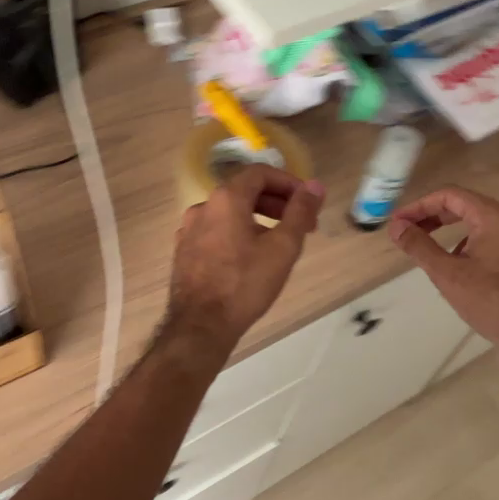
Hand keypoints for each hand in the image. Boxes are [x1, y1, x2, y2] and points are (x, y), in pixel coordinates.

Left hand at [167, 167, 324, 355]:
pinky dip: (236, 233)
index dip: (288, 182)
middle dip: (275, 202)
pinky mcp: (183, 251)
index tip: (307, 200)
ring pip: (228, 213)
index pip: (260, 173)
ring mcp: (188, 230)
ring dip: (257, 219)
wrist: (200, 326)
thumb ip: (300, 212)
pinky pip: (215, 231)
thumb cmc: (245, 284)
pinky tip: (249, 258)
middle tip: (300, 223)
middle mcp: (202, 207)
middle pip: (243, 192)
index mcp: (226, 199)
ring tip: (278, 242)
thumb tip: (315, 186)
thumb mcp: (283, 247)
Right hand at [386, 185, 498, 360]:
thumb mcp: (447, 273)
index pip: (451, 196)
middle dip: (435, 217)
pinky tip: (463, 268)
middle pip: (468, 206)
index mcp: (496, 217)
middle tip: (409, 231)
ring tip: (434, 251)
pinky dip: (473, 243)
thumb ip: (419, 246)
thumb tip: (396, 227)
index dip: (420, 206)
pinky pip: (497, 238)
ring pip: (483, 223)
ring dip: (454, 231)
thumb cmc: (490, 302)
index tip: (399, 222)